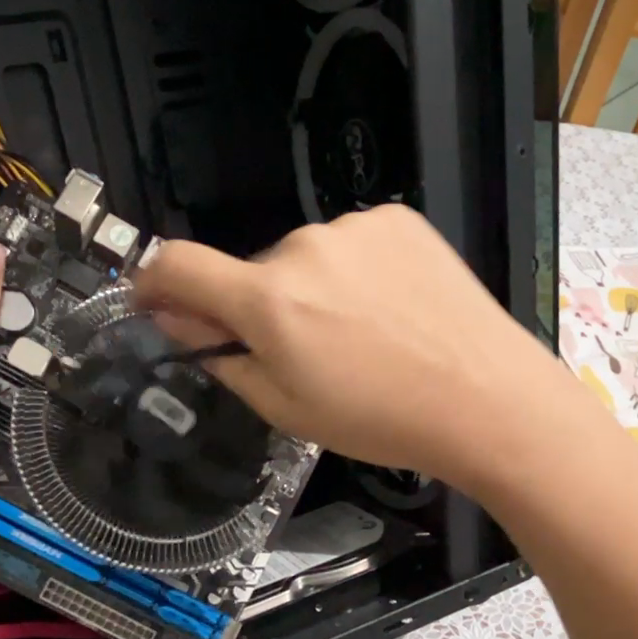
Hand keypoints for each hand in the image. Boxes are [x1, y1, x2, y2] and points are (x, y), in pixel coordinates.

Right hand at [133, 205, 557, 489]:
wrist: (484, 397)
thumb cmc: (382, 418)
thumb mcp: (285, 409)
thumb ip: (221, 358)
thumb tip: (179, 323)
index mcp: (269, 300)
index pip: (178, 265)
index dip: (153, 282)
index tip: (153, 299)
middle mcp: (305, 248)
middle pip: (250, 271)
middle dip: (256, 308)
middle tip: (298, 356)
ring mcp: (354, 229)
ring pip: (301, 260)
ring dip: (307, 292)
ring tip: (355, 339)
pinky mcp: (397, 220)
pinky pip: (348, 245)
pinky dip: (350, 274)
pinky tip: (384, 313)